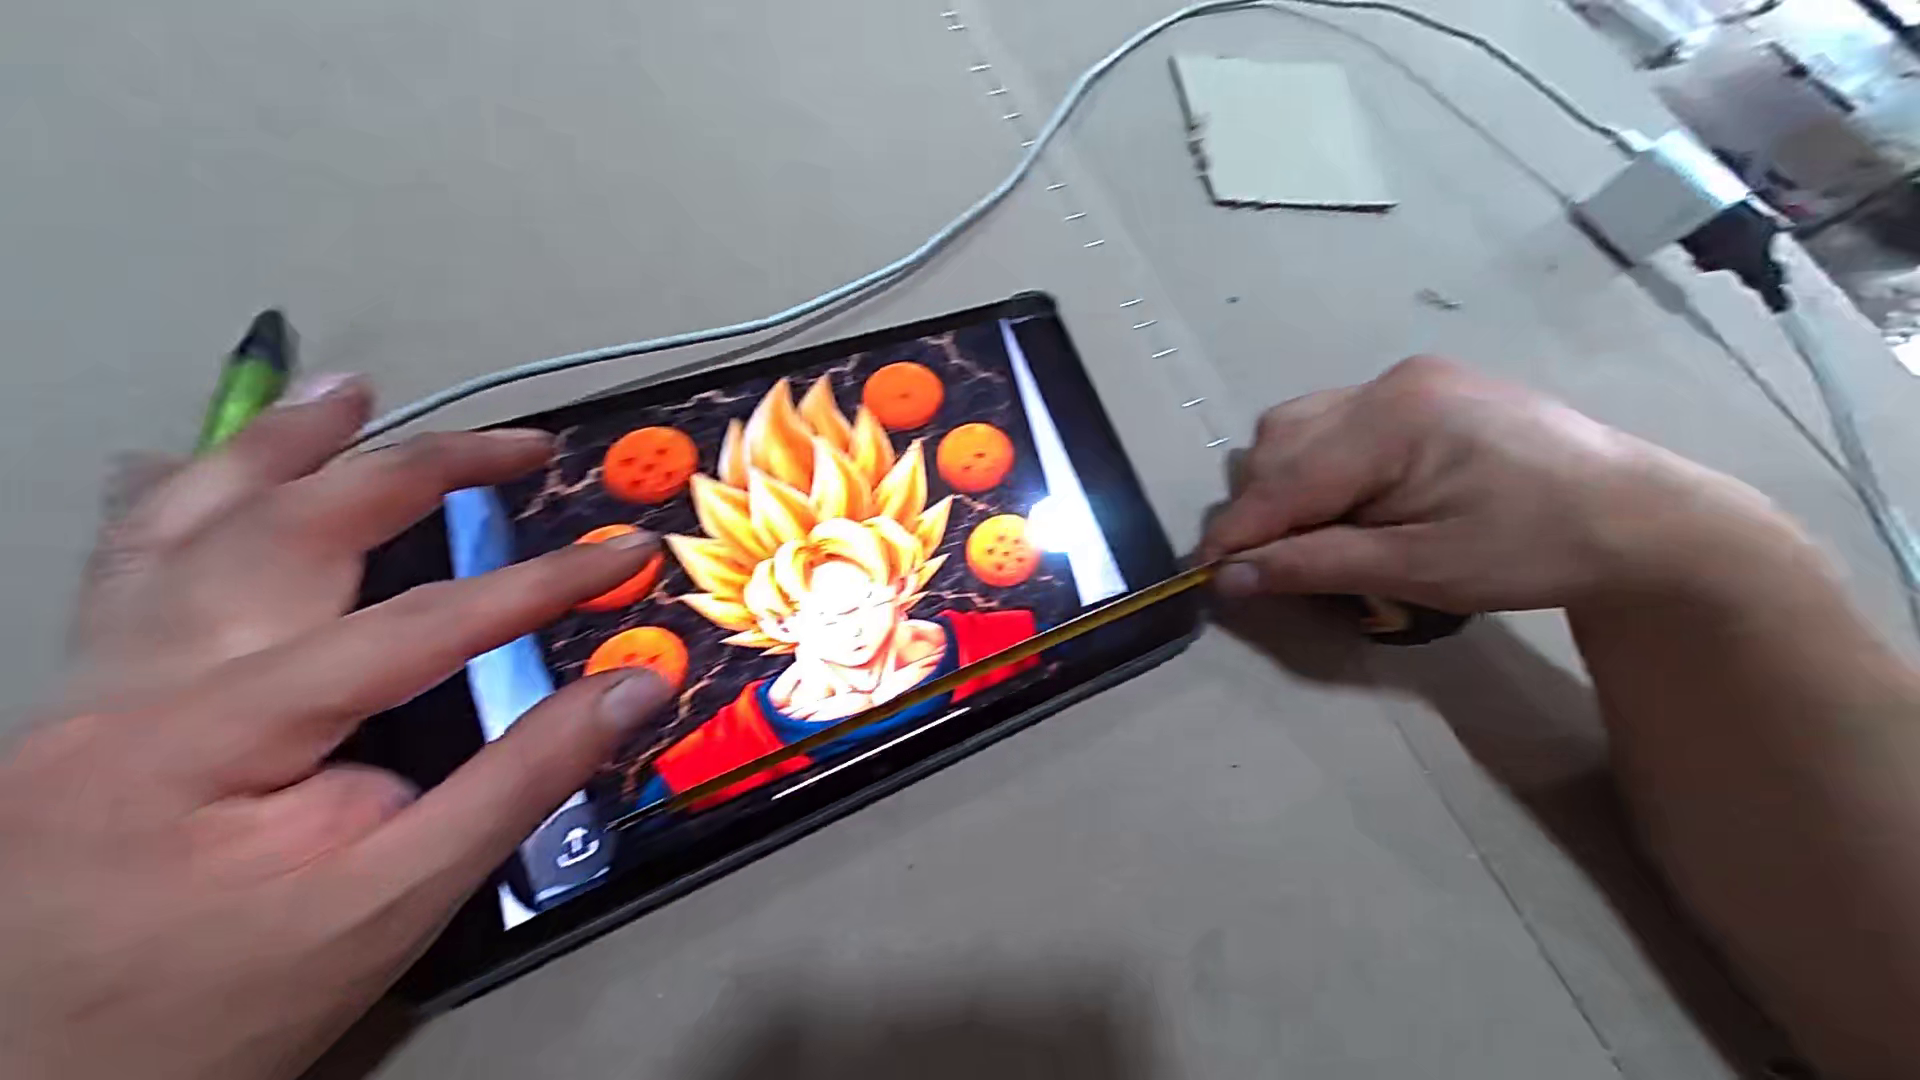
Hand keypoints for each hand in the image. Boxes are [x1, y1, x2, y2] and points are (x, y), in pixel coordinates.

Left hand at [0, 376, 671, 1079]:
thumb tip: (639, 686)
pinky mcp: (85, 699)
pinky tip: (201, 464)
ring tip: (353, 392)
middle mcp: (127, 684)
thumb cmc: (237, 1000)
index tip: (625, 555)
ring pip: (181, 524)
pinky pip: (125, 567)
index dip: (538, 585)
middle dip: (420, 469)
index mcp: (206, 739)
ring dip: (282, 445)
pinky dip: (177, 496)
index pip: (416, 627)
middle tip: (516, 445)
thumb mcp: (408, 893)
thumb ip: (529, 776)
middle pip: (287, 530)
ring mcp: (86, 683)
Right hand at [1200, 356, 1788, 612]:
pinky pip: (1326, 420)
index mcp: (1395, 421)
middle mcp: (1388, 384)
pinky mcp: (1416, 388)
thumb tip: (1226, 578)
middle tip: (1271, 561)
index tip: (1203, 573)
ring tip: (1309, 527)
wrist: (1644, 518)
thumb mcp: (1417, 570)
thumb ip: (1314, 567)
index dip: (1237, 530)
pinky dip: (1310, 462)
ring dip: (1280, 481)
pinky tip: (1340, 493)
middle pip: (1278, 444)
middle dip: (1260, 507)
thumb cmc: (1534, 550)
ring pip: (1293, 426)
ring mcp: (1404, 379)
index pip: (1284, 480)